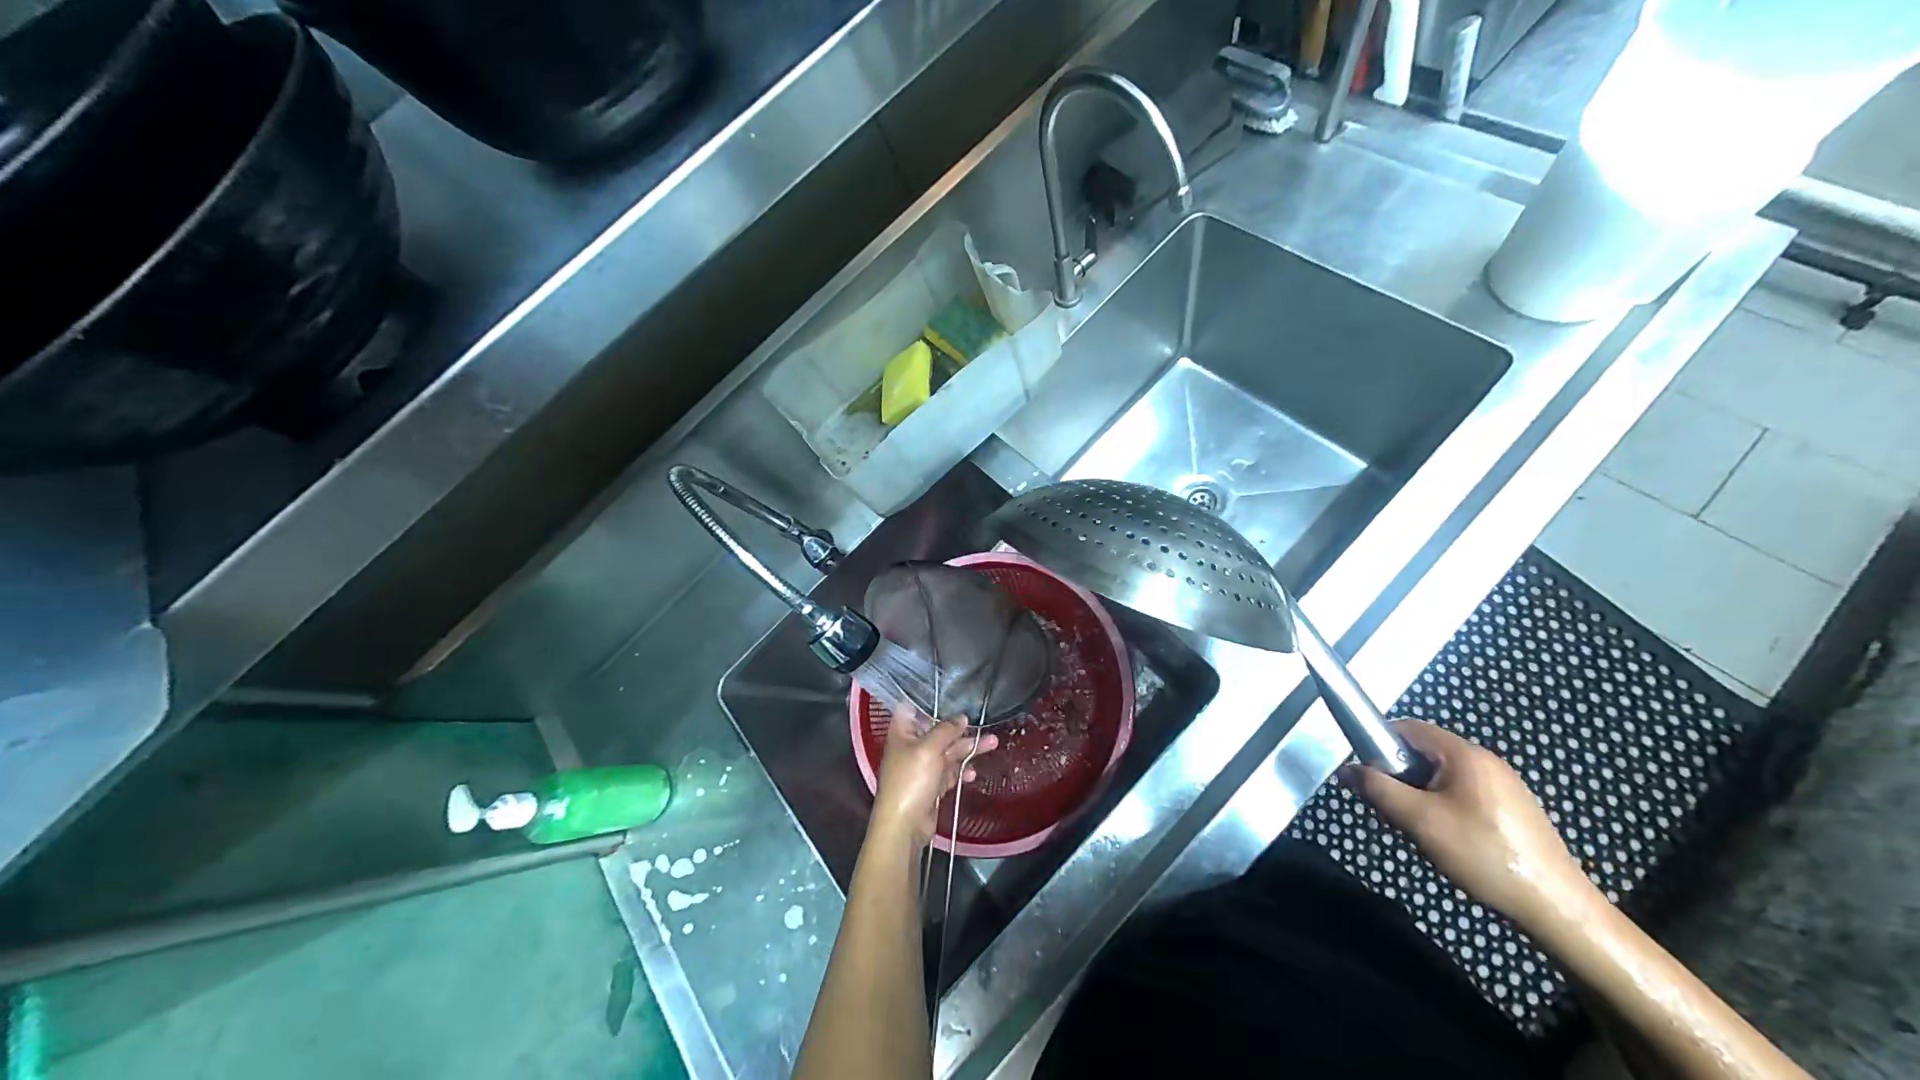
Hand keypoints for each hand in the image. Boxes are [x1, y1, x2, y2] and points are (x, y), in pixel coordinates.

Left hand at [872, 709, 997, 847]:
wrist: (904, 826)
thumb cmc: (911, 780)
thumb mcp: (928, 749)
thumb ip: (945, 730)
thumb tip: (961, 718)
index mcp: (903, 732)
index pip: (913, 708)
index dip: (931, 701)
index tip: (954, 696)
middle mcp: (912, 746)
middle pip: (938, 731)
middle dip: (961, 729)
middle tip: (985, 725)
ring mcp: (922, 767)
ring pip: (948, 752)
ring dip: (968, 748)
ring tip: (992, 743)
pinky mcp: (932, 785)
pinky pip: (950, 772)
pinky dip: (961, 771)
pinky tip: (972, 773)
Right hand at [1345, 720, 1598, 929]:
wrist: (1555, 906)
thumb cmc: (1482, 854)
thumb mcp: (1418, 821)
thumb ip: (1377, 788)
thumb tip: (1346, 769)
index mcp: (1465, 754)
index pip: (1408, 728)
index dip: (1378, 743)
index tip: (1364, 774)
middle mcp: (1486, 760)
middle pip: (1424, 752)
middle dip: (1399, 775)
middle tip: (1390, 810)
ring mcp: (1504, 784)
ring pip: (1442, 776)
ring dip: (1419, 794)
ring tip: (1418, 829)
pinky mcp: (1513, 808)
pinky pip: (1463, 793)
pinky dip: (1443, 807)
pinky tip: (1447, 839)